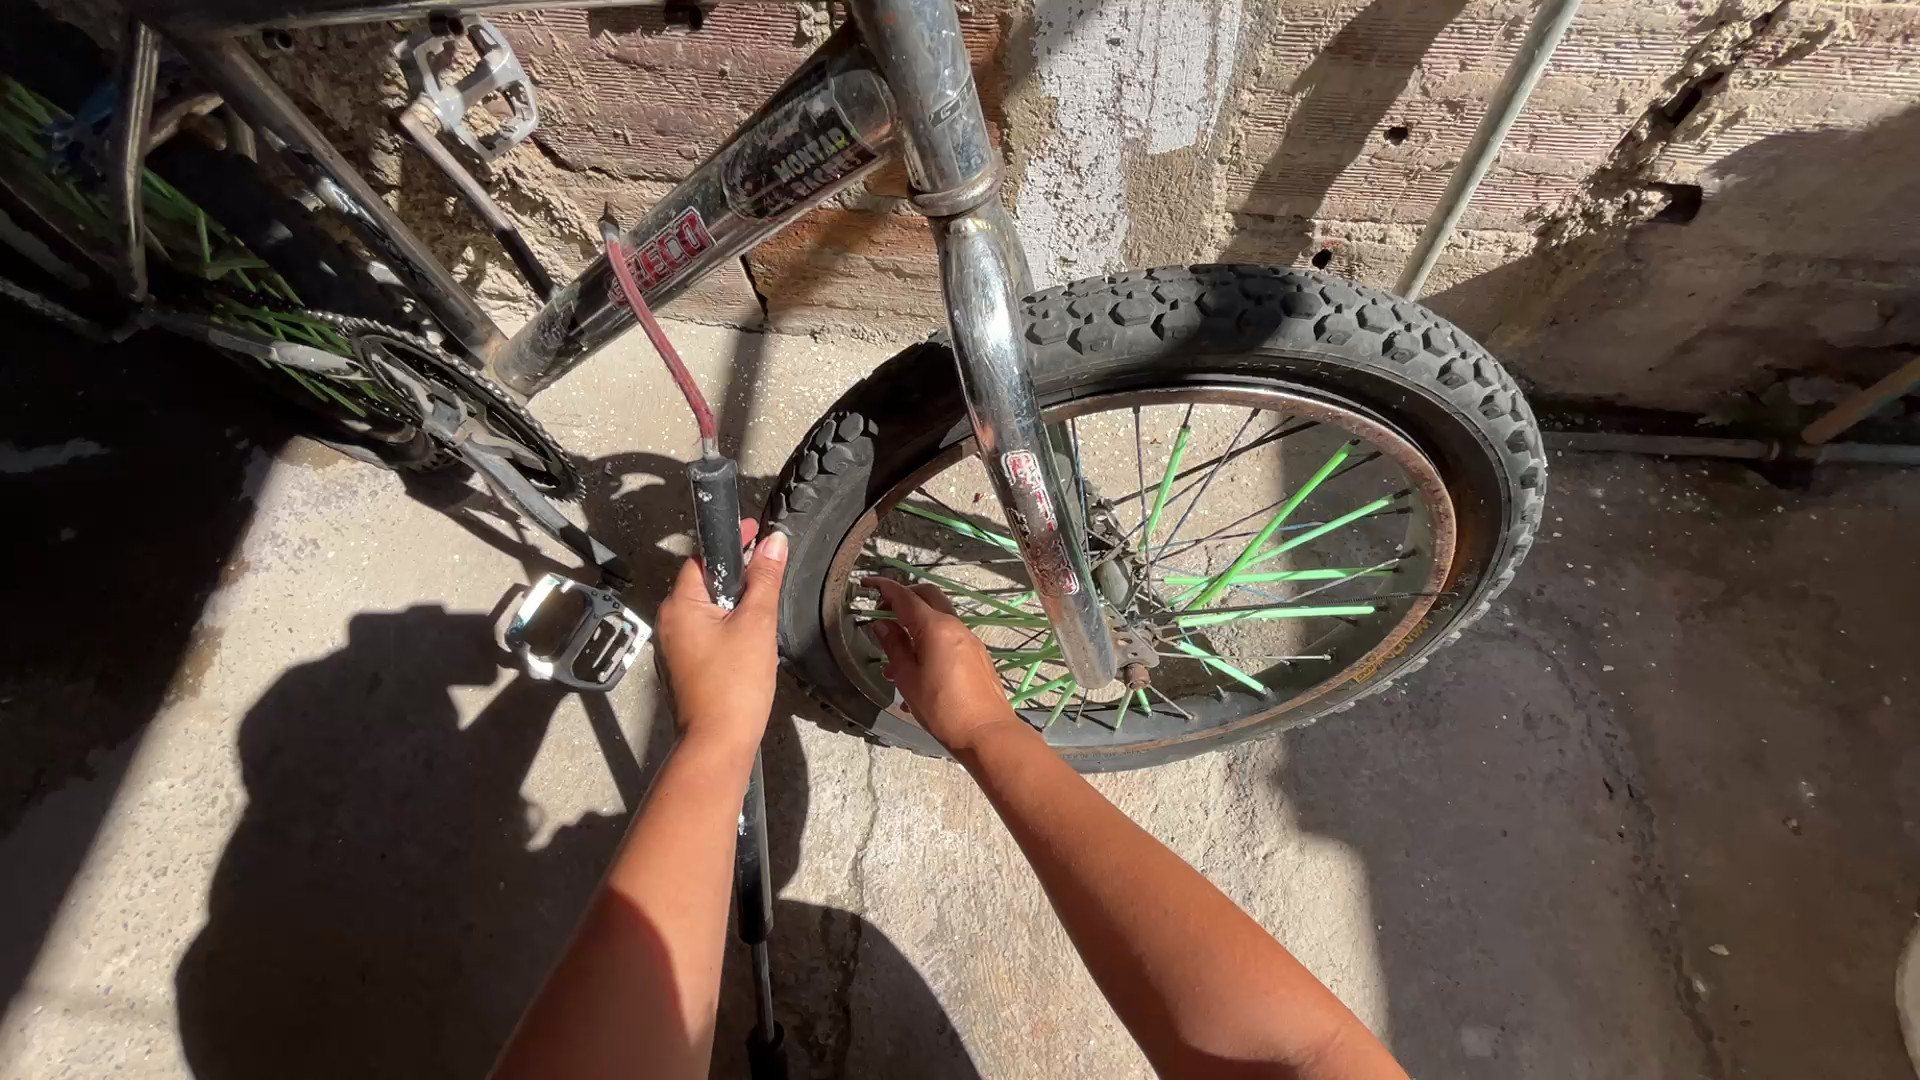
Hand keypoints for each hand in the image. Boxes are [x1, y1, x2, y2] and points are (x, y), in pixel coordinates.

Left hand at [656, 521, 787, 753]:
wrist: (719, 742)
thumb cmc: (736, 681)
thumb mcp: (756, 623)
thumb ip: (764, 579)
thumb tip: (774, 540)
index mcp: (680, 606)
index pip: (702, 559)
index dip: (730, 543)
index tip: (756, 530)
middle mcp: (670, 622)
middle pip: (704, 583)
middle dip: (736, 572)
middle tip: (769, 565)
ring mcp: (675, 647)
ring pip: (707, 609)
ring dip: (734, 600)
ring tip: (766, 599)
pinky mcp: (686, 667)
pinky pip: (707, 632)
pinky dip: (728, 624)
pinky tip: (752, 633)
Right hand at [863, 578, 1024, 753]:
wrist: (987, 733)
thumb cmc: (943, 709)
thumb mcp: (908, 679)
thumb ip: (894, 647)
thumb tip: (883, 625)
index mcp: (936, 628)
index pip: (905, 597)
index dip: (884, 587)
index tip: (868, 583)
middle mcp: (956, 626)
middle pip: (927, 597)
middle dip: (904, 598)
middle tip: (883, 612)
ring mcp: (970, 639)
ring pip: (939, 618)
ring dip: (916, 624)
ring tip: (897, 655)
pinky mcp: (977, 654)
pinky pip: (950, 637)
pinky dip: (931, 640)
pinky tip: (919, 669)